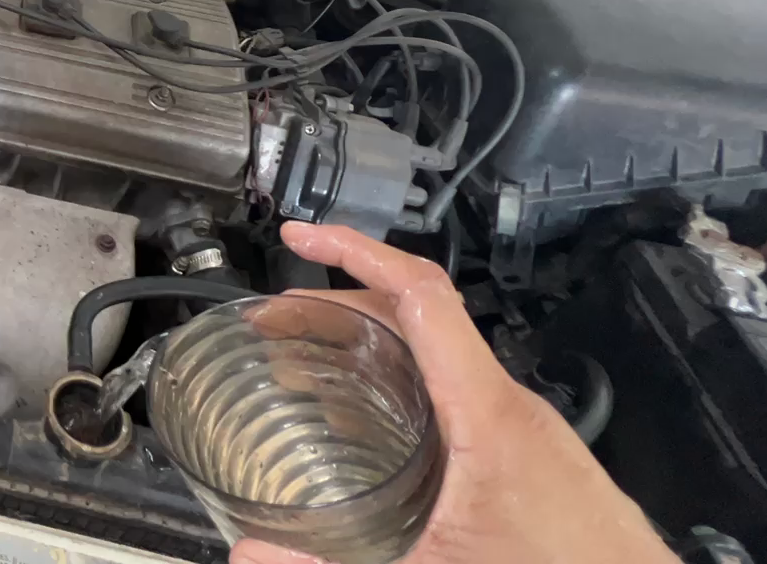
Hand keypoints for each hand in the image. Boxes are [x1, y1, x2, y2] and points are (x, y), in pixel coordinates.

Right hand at [230, 222, 676, 563]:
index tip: (298, 235)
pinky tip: (358, 414)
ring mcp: (518, 424)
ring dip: (359, 337)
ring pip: (428, 349)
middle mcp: (504, 402)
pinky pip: (445, 383)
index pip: (420, 293)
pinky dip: (389, 374)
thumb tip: (242, 556)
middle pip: (409, 313)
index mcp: (486, 410)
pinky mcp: (523, 450)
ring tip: (300, 360)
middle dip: (332, 300)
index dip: (354, 248)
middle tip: (272, 321)